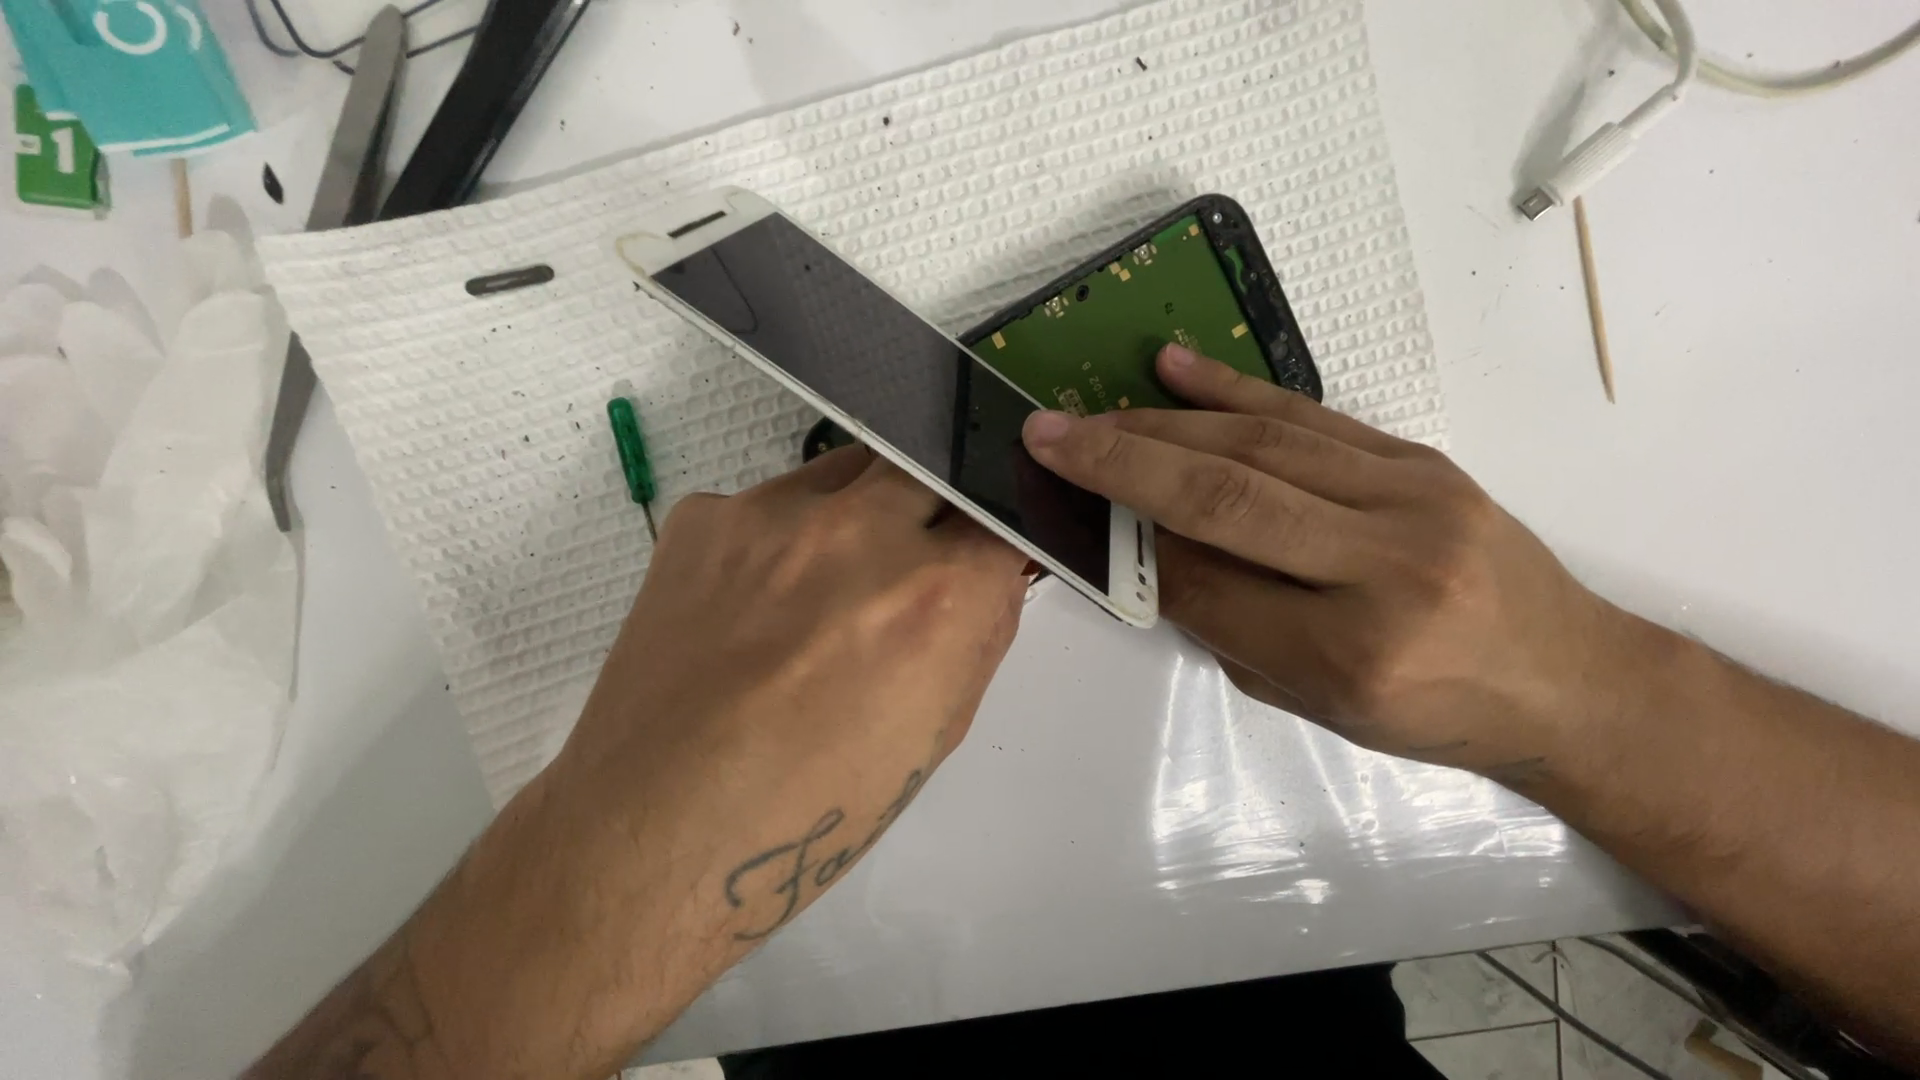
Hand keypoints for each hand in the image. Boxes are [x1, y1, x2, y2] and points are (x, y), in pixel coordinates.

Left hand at [559, 446, 1028, 938]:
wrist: (657, 825)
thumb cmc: (815, 807)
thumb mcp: (938, 732)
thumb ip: (979, 633)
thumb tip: (989, 573)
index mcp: (936, 595)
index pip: (1000, 517)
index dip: (991, 543)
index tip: (975, 562)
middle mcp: (861, 532)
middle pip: (930, 464)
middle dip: (934, 510)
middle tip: (905, 566)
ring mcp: (774, 514)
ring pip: (852, 469)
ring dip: (861, 511)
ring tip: (823, 586)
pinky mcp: (703, 515)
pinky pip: (772, 501)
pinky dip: (784, 537)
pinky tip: (754, 603)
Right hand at [1021, 345, 1637, 778]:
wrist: (1568, 679)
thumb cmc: (1433, 713)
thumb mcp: (1316, 702)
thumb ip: (1229, 626)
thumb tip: (1152, 549)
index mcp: (1350, 656)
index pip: (1208, 588)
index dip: (1134, 552)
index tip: (1078, 518)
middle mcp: (1383, 569)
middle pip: (1226, 498)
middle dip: (1122, 462)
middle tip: (1048, 435)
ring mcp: (1409, 500)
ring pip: (1259, 444)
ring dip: (1160, 424)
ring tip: (1092, 414)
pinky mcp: (1417, 459)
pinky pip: (1309, 415)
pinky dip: (1230, 386)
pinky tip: (1170, 367)